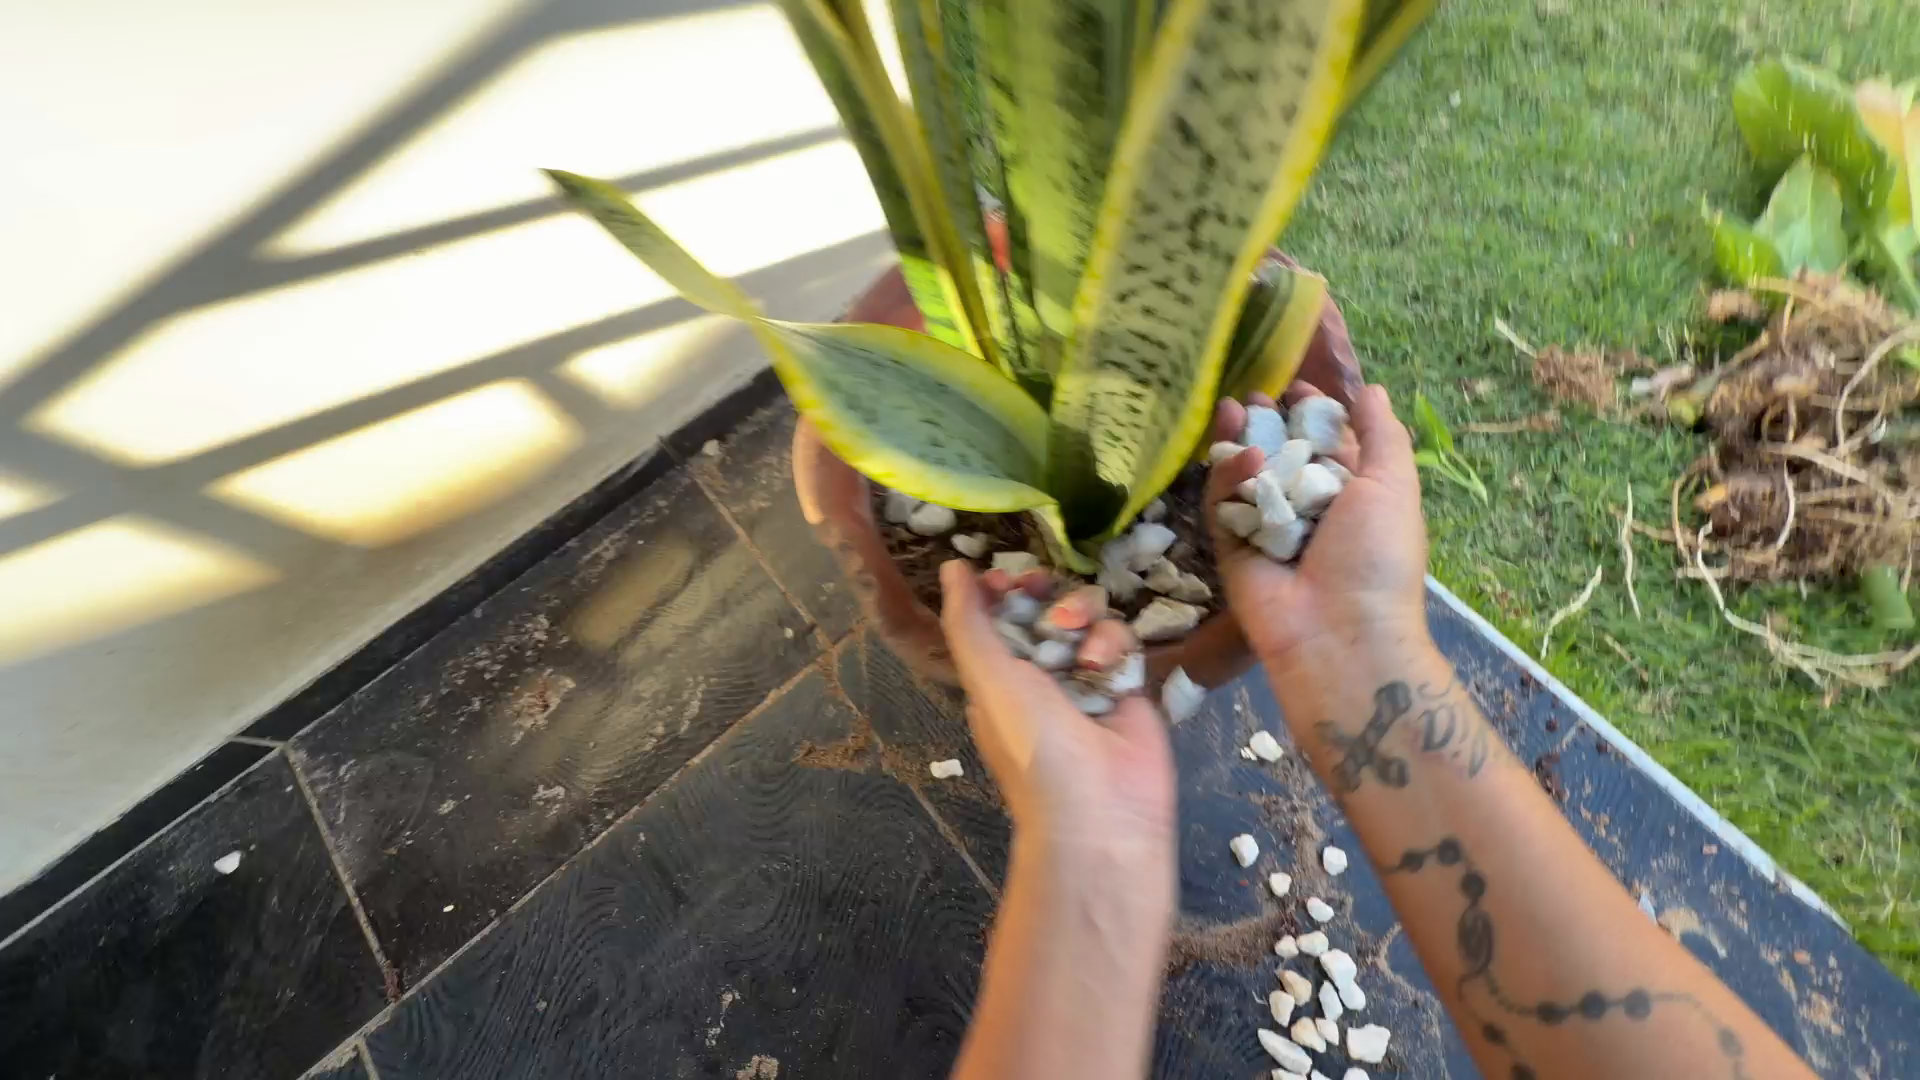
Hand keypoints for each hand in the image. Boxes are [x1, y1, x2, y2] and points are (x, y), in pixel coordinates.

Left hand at [938, 561, 1175, 866]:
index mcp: (997, 672)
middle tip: (1041, 592)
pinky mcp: (1125, 681)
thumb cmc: (1031, 744)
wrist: (1099, 811)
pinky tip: (1103, 669)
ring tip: (1074, 639)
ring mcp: (1084, 674)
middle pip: (1044, 603)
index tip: (1006, 579)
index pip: (997, 613)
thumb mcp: (986, 679)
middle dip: (1043, 592)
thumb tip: (951, 567)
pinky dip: (1111, 644)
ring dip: (1078, 614)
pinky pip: (1120, 637)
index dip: (1000, 588)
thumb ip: (966, 621)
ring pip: (1085, 613)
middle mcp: (1039, 670)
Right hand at [1205, 383, 1429, 673]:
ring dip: (1240, 441)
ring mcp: (1264, 527)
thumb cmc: (1376, 555)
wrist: (1338, 629)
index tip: (1294, 387)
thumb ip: (1380, 434)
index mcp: (1348, 494)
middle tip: (1252, 397)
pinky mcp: (1230, 546)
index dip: (1309, 414)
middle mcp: (1304, 508)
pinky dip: (1230, 479)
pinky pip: (1222, 505)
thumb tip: (1370, 389)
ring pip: (1244, 476)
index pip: (1322, 445)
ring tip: (1234, 410)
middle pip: (1278, 455)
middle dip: (1265, 423)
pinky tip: (1244, 457)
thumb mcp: (1393, 485)